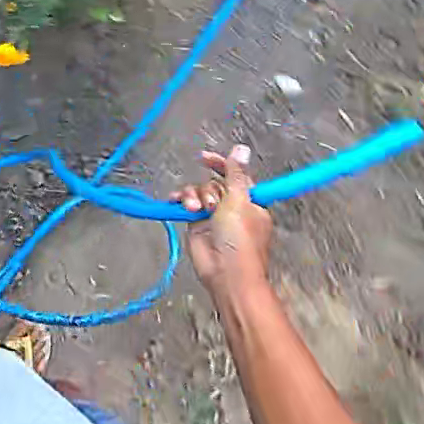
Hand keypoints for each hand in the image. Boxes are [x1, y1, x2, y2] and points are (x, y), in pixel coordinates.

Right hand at [174, 144, 272, 298]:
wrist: (227, 273)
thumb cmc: (240, 240)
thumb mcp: (239, 201)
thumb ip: (236, 173)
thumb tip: (241, 149)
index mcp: (249, 200)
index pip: (234, 174)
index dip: (221, 164)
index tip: (204, 157)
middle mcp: (231, 206)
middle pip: (213, 182)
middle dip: (208, 189)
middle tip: (210, 205)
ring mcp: (213, 215)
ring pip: (198, 192)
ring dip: (193, 197)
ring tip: (195, 210)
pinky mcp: (197, 224)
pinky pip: (186, 204)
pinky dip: (181, 201)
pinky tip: (175, 201)